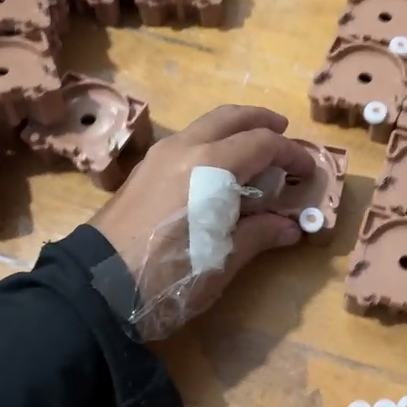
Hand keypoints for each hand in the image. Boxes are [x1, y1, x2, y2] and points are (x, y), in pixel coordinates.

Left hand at [89, 104, 315, 338]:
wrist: (97, 288)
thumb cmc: (170, 275)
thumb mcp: (223, 260)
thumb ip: (259, 235)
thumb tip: (289, 227)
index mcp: (211, 165)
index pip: (263, 143)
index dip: (291, 153)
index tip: (308, 170)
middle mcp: (185, 148)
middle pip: (231, 118)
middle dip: (261, 121)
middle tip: (283, 132)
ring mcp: (158, 157)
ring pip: (204, 126)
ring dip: (233, 131)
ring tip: (252, 153)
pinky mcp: (142, 172)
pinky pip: (185, 143)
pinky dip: (209, 145)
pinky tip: (216, 172)